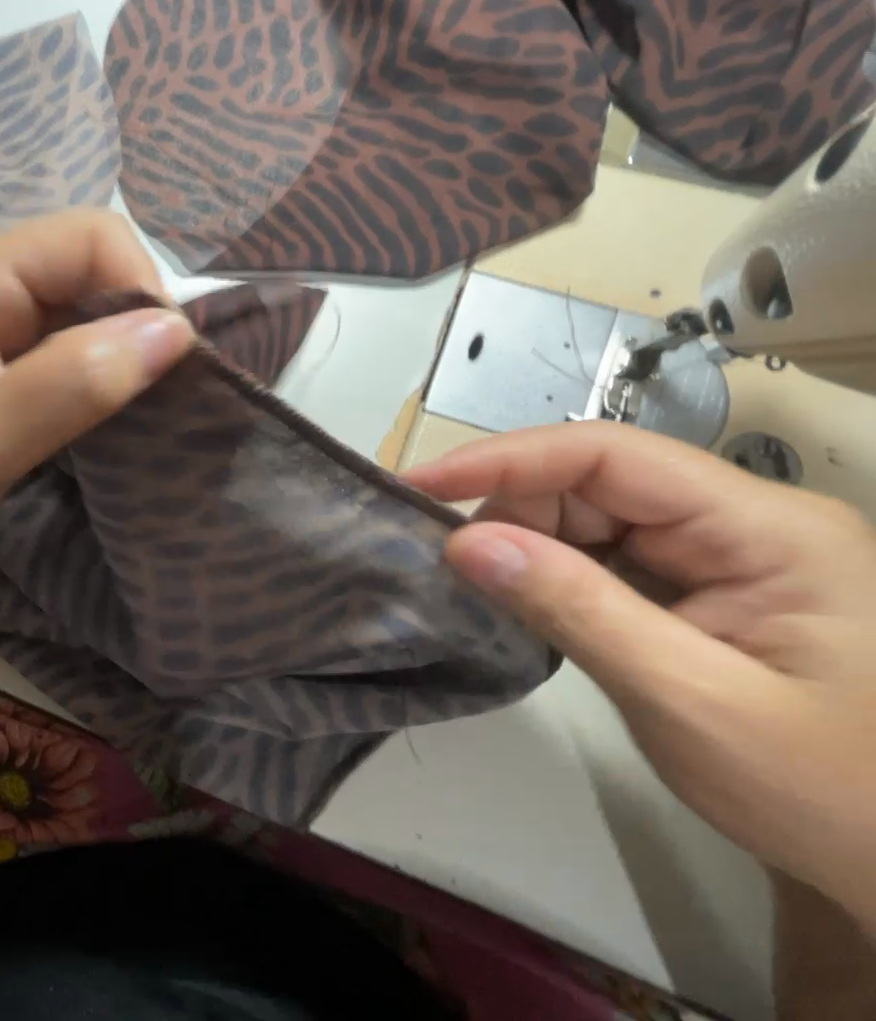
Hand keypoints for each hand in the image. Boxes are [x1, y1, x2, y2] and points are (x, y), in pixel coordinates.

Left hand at [0, 209, 194, 579]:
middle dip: (131, 323)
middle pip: (88, 266)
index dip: (139, 289)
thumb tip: (175, 331)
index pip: (89, 239)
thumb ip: (74, 381)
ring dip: (116, 353)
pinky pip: (62, 346)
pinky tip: (103, 416)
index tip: (164, 367)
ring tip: (134, 411)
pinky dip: (93, 376)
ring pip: (81, 309)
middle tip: (150, 398)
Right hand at [405, 422, 875, 929]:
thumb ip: (576, 611)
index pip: (611, 457)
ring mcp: (725, 553)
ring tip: (482, 592)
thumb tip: (465, 543)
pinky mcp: (702, 585)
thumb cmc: (824, 787)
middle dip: (512, 512)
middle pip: (594, 481)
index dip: (506, 459)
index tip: (418, 485)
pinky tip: (524, 604)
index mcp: (768, 530)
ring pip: (589, 516)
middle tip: (448, 565)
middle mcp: (746, 522)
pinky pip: (603, 555)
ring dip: (525, 545)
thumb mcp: (688, 699)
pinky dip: (549, 573)